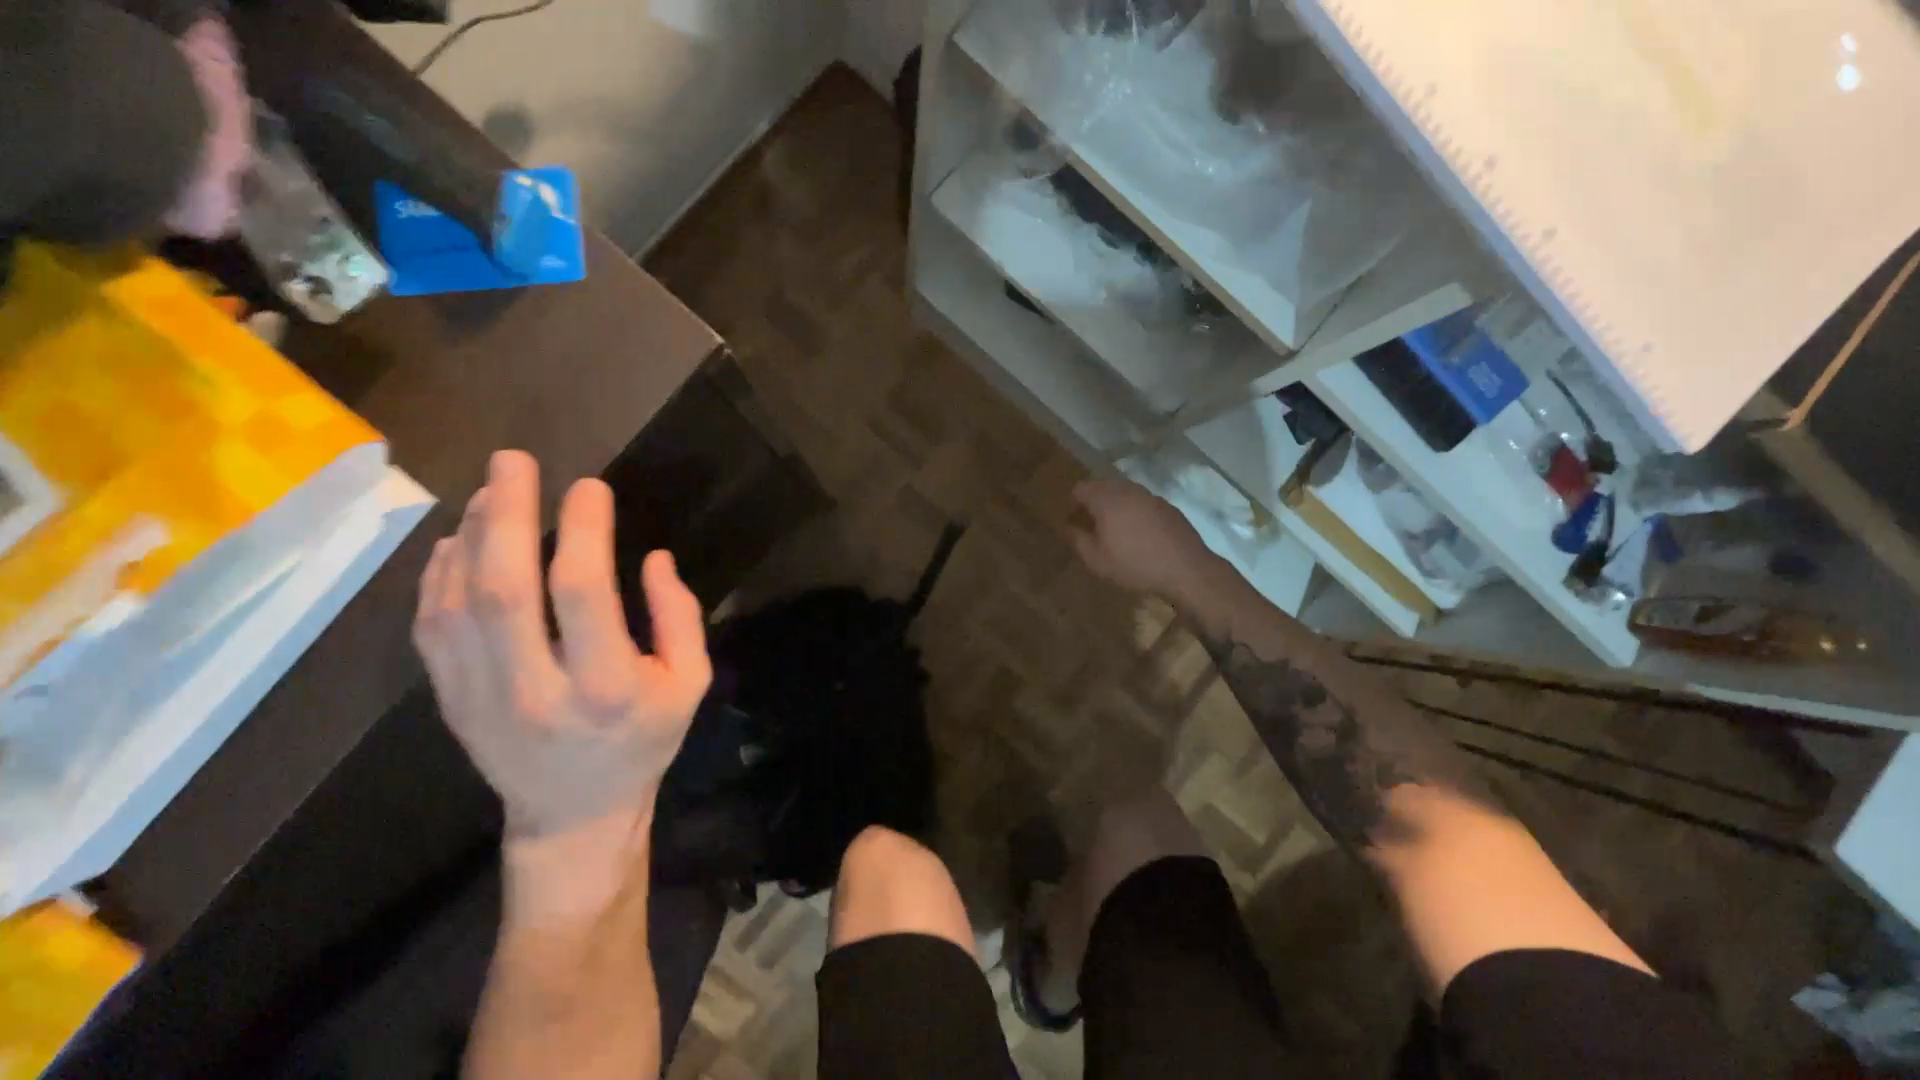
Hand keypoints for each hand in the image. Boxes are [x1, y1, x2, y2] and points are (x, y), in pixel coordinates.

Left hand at [413, 451, 711, 841]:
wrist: (571, 814)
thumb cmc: (641, 743)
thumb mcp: (690, 685)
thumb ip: (680, 619)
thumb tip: (650, 557)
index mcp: (604, 686)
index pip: (582, 591)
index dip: (582, 528)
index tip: (589, 486)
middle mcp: (533, 688)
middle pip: (503, 587)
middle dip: (505, 512)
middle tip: (512, 460)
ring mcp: (478, 696)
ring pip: (457, 600)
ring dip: (470, 534)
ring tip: (489, 491)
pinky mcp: (447, 699)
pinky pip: (430, 624)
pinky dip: (438, 573)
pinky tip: (457, 540)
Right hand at [1068, 478, 1225, 604]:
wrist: (1185, 569)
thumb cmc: (1134, 564)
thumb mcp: (1096, 560)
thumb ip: (1077, 539)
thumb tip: (1066, 527)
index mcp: (1106, 499)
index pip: (1081, 488)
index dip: (1073, 502)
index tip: (1072, 520)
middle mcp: (1128, 490)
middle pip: (1103, 486)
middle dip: (1093, 501)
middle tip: (1090, 524)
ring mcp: (1150, 496)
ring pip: (1125, 492)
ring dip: (1115, 505)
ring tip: (1114, 529)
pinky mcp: (1168, 507)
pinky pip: (1143, 502)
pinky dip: (1135, 511)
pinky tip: (1139, 534)